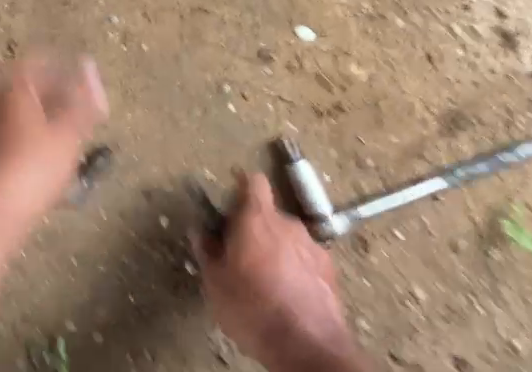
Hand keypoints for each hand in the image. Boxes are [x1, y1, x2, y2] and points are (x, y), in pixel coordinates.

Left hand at [0, 55, 108, 254]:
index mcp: (10, 87)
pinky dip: (27, 147)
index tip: (85, 87)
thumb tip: (89, 67)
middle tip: (77, 116)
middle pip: (24, 88)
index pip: (39, 61)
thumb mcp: (67, 136)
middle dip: (53, 99)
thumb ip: (82, 100)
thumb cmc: (29, 173)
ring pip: (14, 116)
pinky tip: (41, 171)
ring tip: (65, 148)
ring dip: (40, 125)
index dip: (65, 70)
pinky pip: (6, 140)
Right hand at [191, 173, 367, 371]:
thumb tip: (200, 231)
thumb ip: (207, 251)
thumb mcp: (215, 283)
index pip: (253, 182)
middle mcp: (288, 224)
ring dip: (278, 251)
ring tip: (268, 282)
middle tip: (242, 255)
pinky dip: (298, 270)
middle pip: (269, 214)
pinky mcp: (331, 273)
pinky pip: (306, 261)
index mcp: (255, 218)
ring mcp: (314, 247)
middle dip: (256, 229)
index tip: (231, 202)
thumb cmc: (252, 309)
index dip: (242, 187)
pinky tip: (290, 297)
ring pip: (289, 239)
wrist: (309, 349)